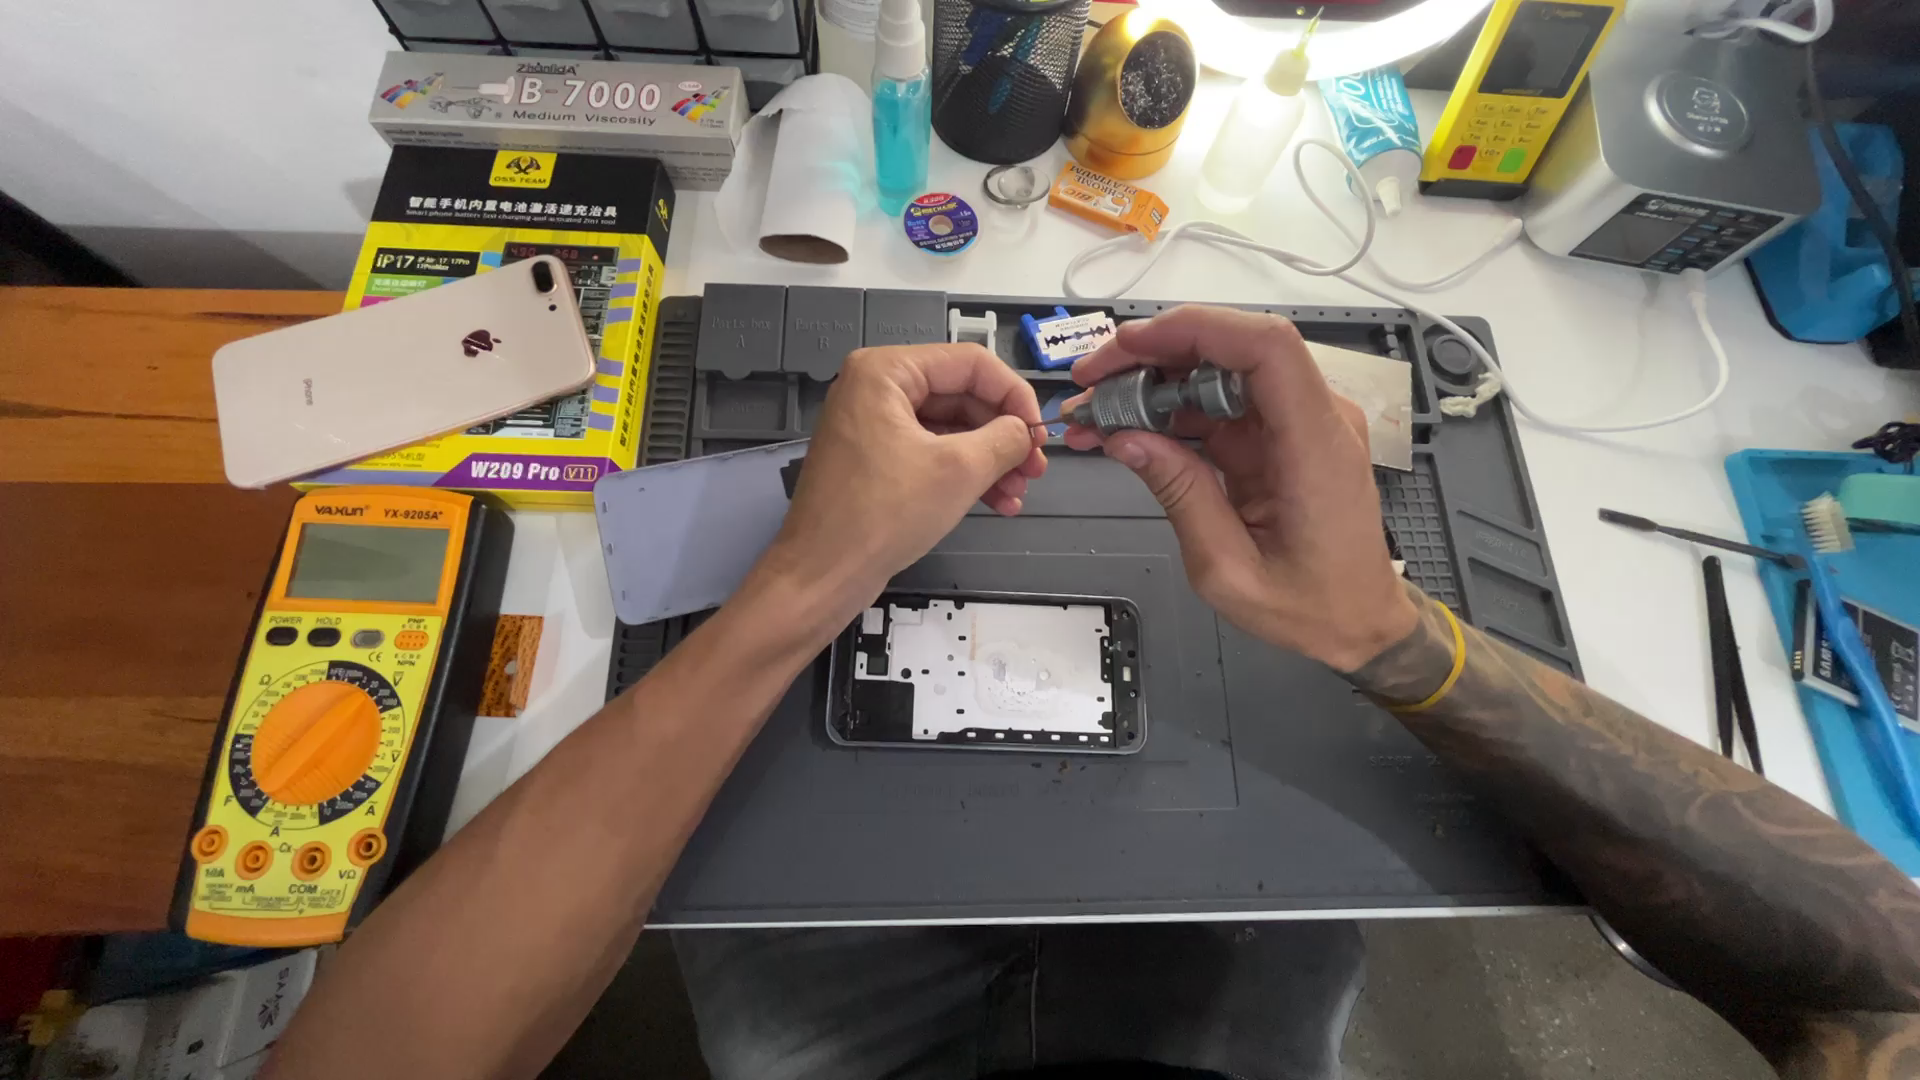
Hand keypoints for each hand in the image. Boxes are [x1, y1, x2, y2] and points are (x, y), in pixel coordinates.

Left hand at [762, 343, 1047, 623]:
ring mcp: (874, 426)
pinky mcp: (876, 462)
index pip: (970, 363)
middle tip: (1034, 470)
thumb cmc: (883, 515)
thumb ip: (1004, 439)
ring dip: (990, 460)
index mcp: (886, 372)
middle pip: (961, 396)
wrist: (822, 575)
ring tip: (1019, 493)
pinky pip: (931, 454)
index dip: (1015, 395)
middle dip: (1003, 435)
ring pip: (950, 430)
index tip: (1040, 433)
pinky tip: (998, 502)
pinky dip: (964, 475)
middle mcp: (876, 389)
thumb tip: (1025, 431)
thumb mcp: (958, 470)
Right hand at [1062, 306, 1415, 671]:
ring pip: (1215, 376)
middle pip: (1231, 351)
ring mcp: (1295, 424)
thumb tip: (1123, 439)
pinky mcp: (1275, 438)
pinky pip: (1216, 410)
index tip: (1126, 347)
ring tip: (1092, 413)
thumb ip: (1180, 495)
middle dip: (1152, 356)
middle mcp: (1313, 418)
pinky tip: (1122, 430)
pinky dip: (1166, 414)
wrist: (1359, 622)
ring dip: (1150, 386)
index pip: (1266, 349)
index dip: (1194, 331)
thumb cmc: (1309, 607)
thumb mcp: (1228, 568)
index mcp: (1314, 445)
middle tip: (1087, 382)